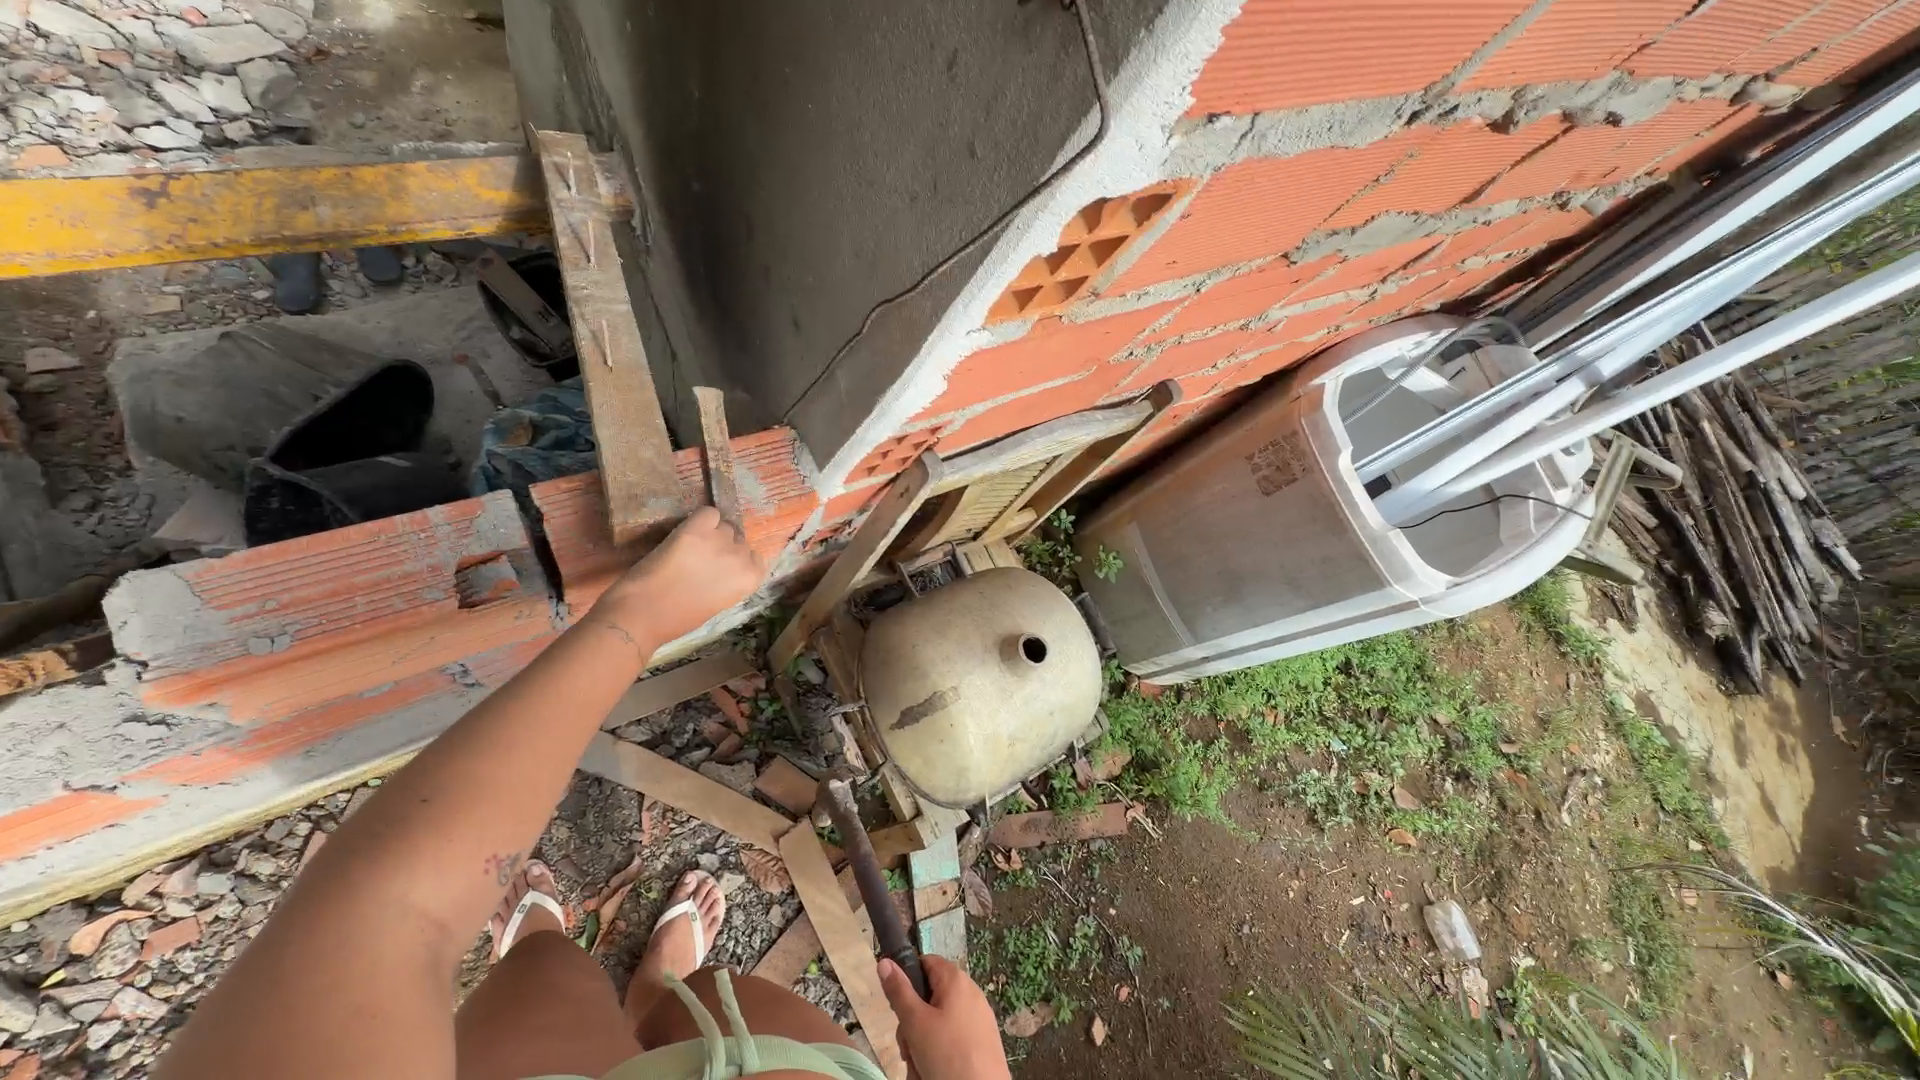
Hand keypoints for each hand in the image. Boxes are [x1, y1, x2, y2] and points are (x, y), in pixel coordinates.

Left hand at [592, 506, 765, 647]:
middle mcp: (740, 556)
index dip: (738, 560)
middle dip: (725, 547)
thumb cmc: (680, 618)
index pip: (756, 558)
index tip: (723, 567)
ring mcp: (719, 540)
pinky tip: (686, 533)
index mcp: (749, 579)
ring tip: (692, 546)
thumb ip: (729, 581)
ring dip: (712, 533)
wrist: (645, 613)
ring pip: (723, 525)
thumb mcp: (718, 603)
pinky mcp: (696, 529)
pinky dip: (700, 520)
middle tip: (704, 558)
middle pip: (739, 540)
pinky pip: (708, 513)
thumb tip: (723, 566)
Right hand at [879, 956, 1009, 1079]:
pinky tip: (934, 1072)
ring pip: (938, 1022)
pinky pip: (952, 1038)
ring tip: (920, 1065)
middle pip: (929, 997)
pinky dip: (939, 1053)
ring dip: (923, 1043)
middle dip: (912, 1023)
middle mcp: (970, 992)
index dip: (907, 980)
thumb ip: (898, 992)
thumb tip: (885, 962)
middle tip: (908, 1045)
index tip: (898, 1007)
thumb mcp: (915, 1023)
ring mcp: (978, 1018)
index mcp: (956, 980)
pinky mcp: (982, 1041)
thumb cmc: (947, 1054)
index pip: (925, 963)